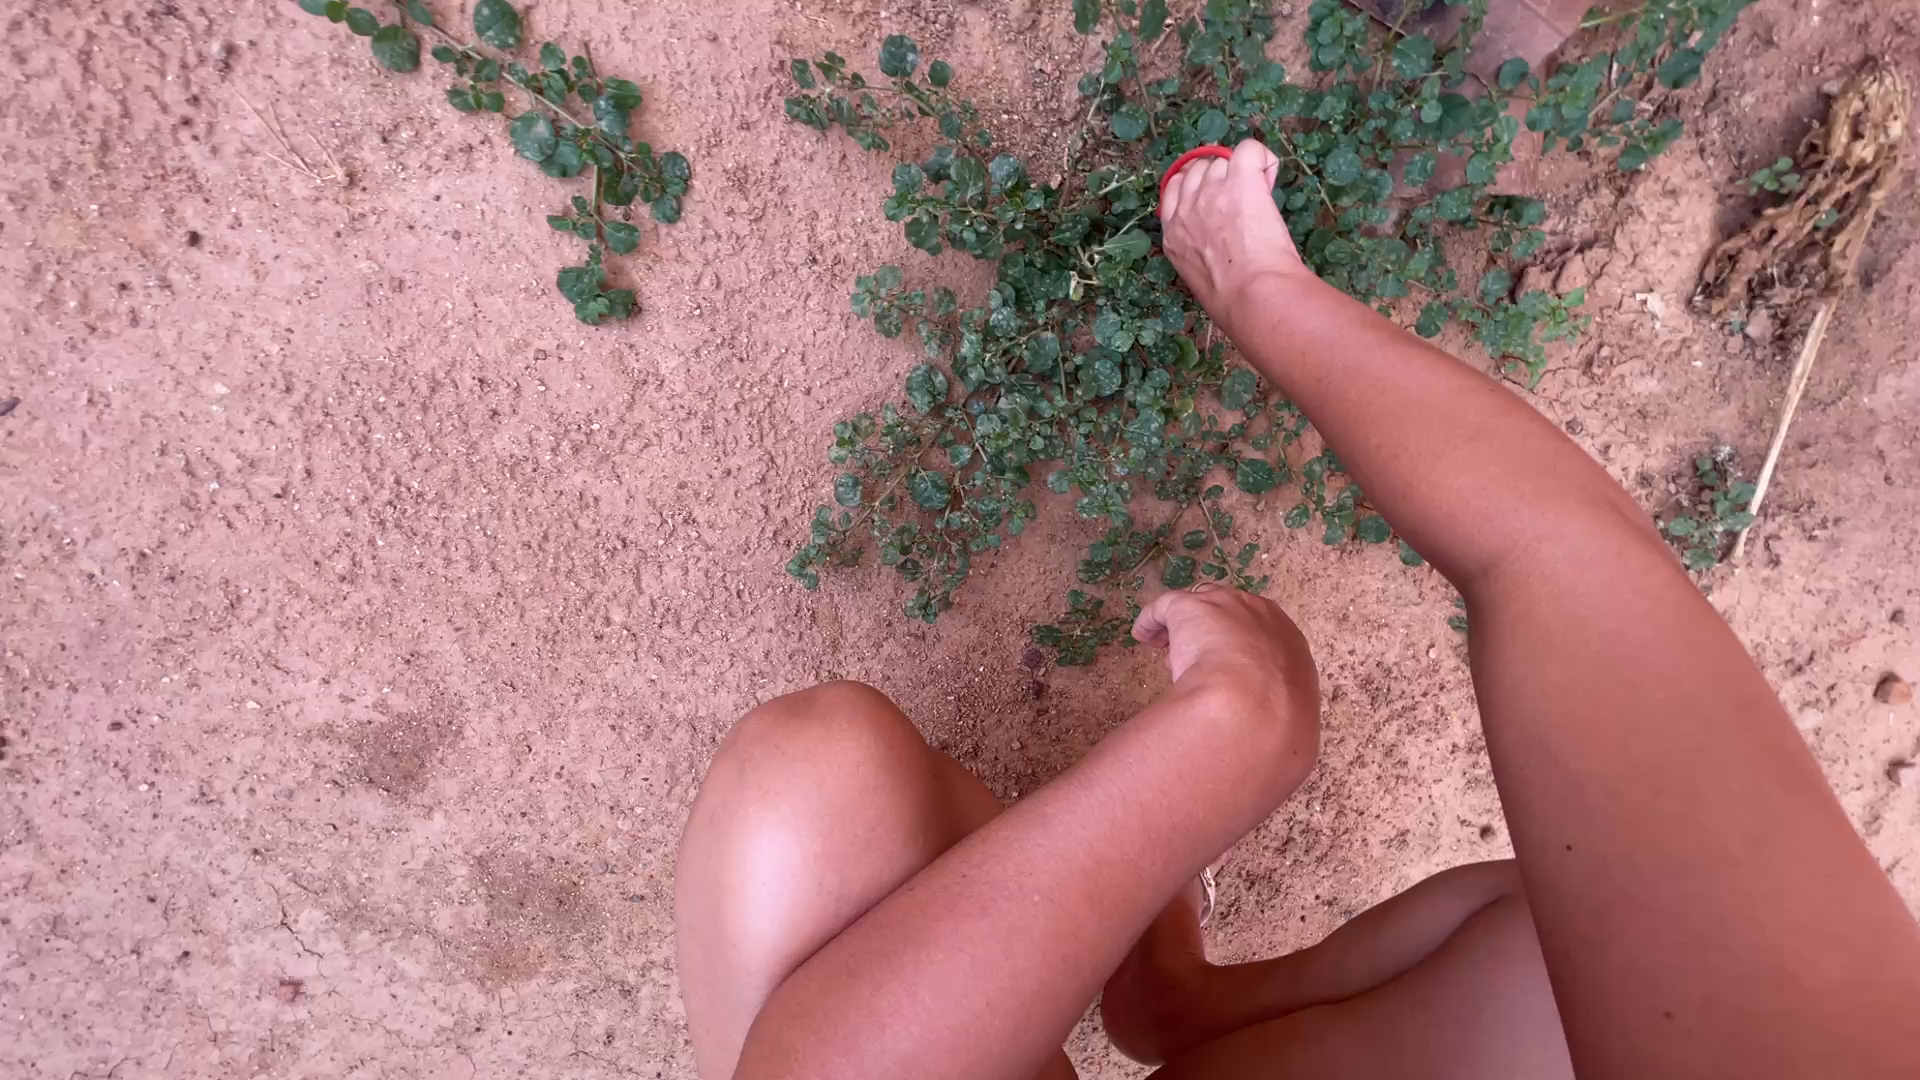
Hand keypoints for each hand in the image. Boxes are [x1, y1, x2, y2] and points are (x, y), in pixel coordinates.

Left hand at [1132, 583, 1319, 762]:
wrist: (1255, 702)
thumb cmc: (1275, 718)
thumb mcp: (1288, 722)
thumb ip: (1275, 720)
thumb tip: (1270, 751)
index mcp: (1290, 645)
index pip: (1261, 637)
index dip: (1238, 650)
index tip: (1221, 670)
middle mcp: (1260, 615)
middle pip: (1230, 614)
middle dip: (1211, 633)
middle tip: (1193, 660)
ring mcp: (1224, 606)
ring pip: (1198, 606)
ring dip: (1183, 626)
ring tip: (1164, 648)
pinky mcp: (1188, 607)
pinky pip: (1165, 607)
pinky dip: (1152, 621)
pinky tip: (1141, 636)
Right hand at [1158, 139, 1309, 333]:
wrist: (1251, 295)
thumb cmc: (1230, 299)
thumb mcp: (1196, 275)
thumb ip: (1197, 248)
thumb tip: (1217, 236)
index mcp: (1172, 235)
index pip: (1174, 187)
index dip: (1195, 184)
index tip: (1214, 194)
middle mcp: (1187, 209)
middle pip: (1199, 169)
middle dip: (1220, 177)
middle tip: (1240, 200)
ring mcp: (1212, 192)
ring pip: (1224, 160)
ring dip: (1240, 172)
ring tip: (1258, 199)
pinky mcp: (1240, 181)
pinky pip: (1249, 149)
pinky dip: (1262, 159)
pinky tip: (1268, 178)